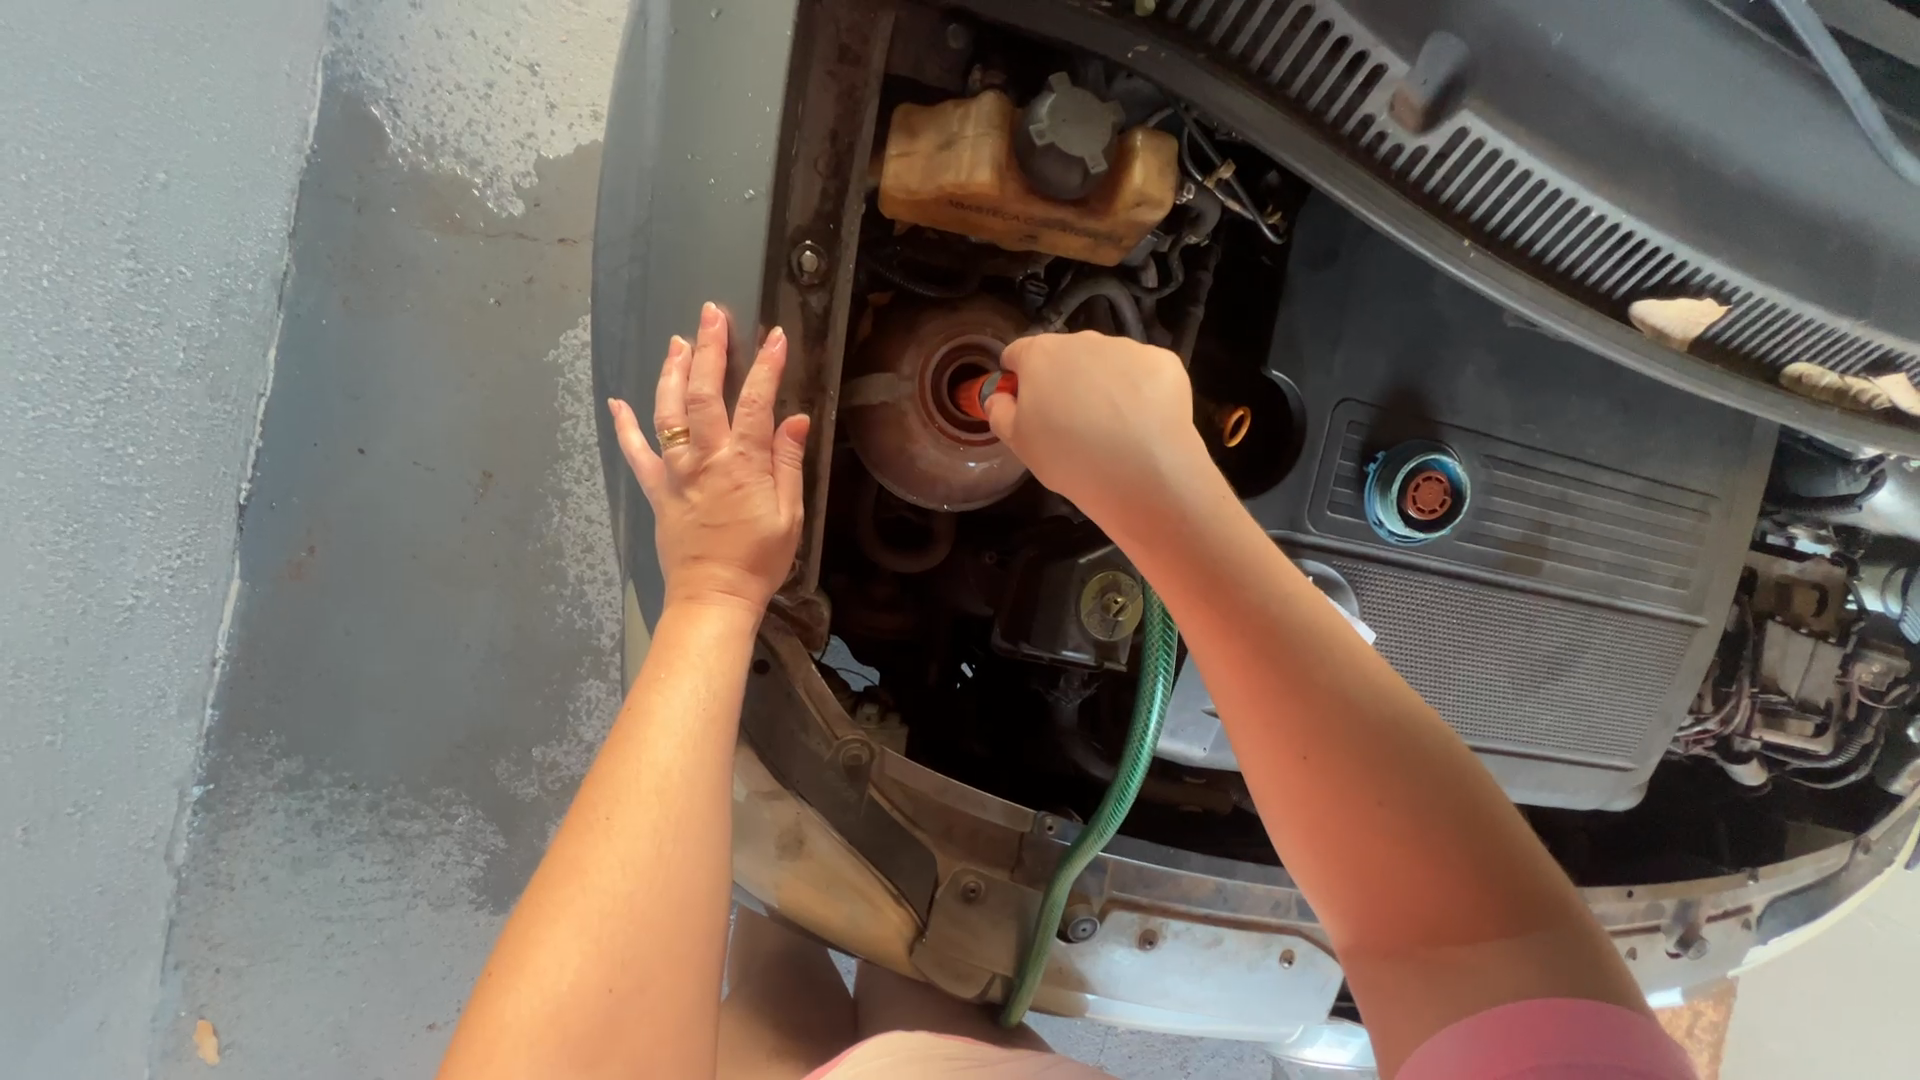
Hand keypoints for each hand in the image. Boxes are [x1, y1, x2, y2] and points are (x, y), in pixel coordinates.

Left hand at [609, 302, 810, 615]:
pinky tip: (618, 402)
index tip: (774, 335)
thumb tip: (796, 418)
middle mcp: (705, 458)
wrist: (713, 597)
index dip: (765, 365)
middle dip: (709, 349)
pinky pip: (636, 453)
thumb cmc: (759, 560)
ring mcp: (675, 472)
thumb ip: (788, 463)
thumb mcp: (790, 515)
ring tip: (678, 341)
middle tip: (711, 314)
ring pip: (667, 411)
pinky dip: (626, 425)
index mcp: (743, 464)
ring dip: (671, 372)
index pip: (756, 402)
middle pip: (702, 393)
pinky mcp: (656, 490)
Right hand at [984, 331, 1212, 531]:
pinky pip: (1143, 373)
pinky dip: (1140, 392)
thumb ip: (1001, 413)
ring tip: (1111, 428)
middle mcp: (1083, 340)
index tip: (1025, 404)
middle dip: (1063, 380)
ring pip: (1106, 362)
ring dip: (1102, 384)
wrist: (1143, 472)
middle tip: (1071, 423)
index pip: (1017, 354)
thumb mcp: (1019, 443)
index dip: (1018, 378)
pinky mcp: (1163, 361)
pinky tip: (1141, 423)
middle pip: (1064, 355)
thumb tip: (999, 397)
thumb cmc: (1067, 458)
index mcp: (1040, 355)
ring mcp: (1127, 347)